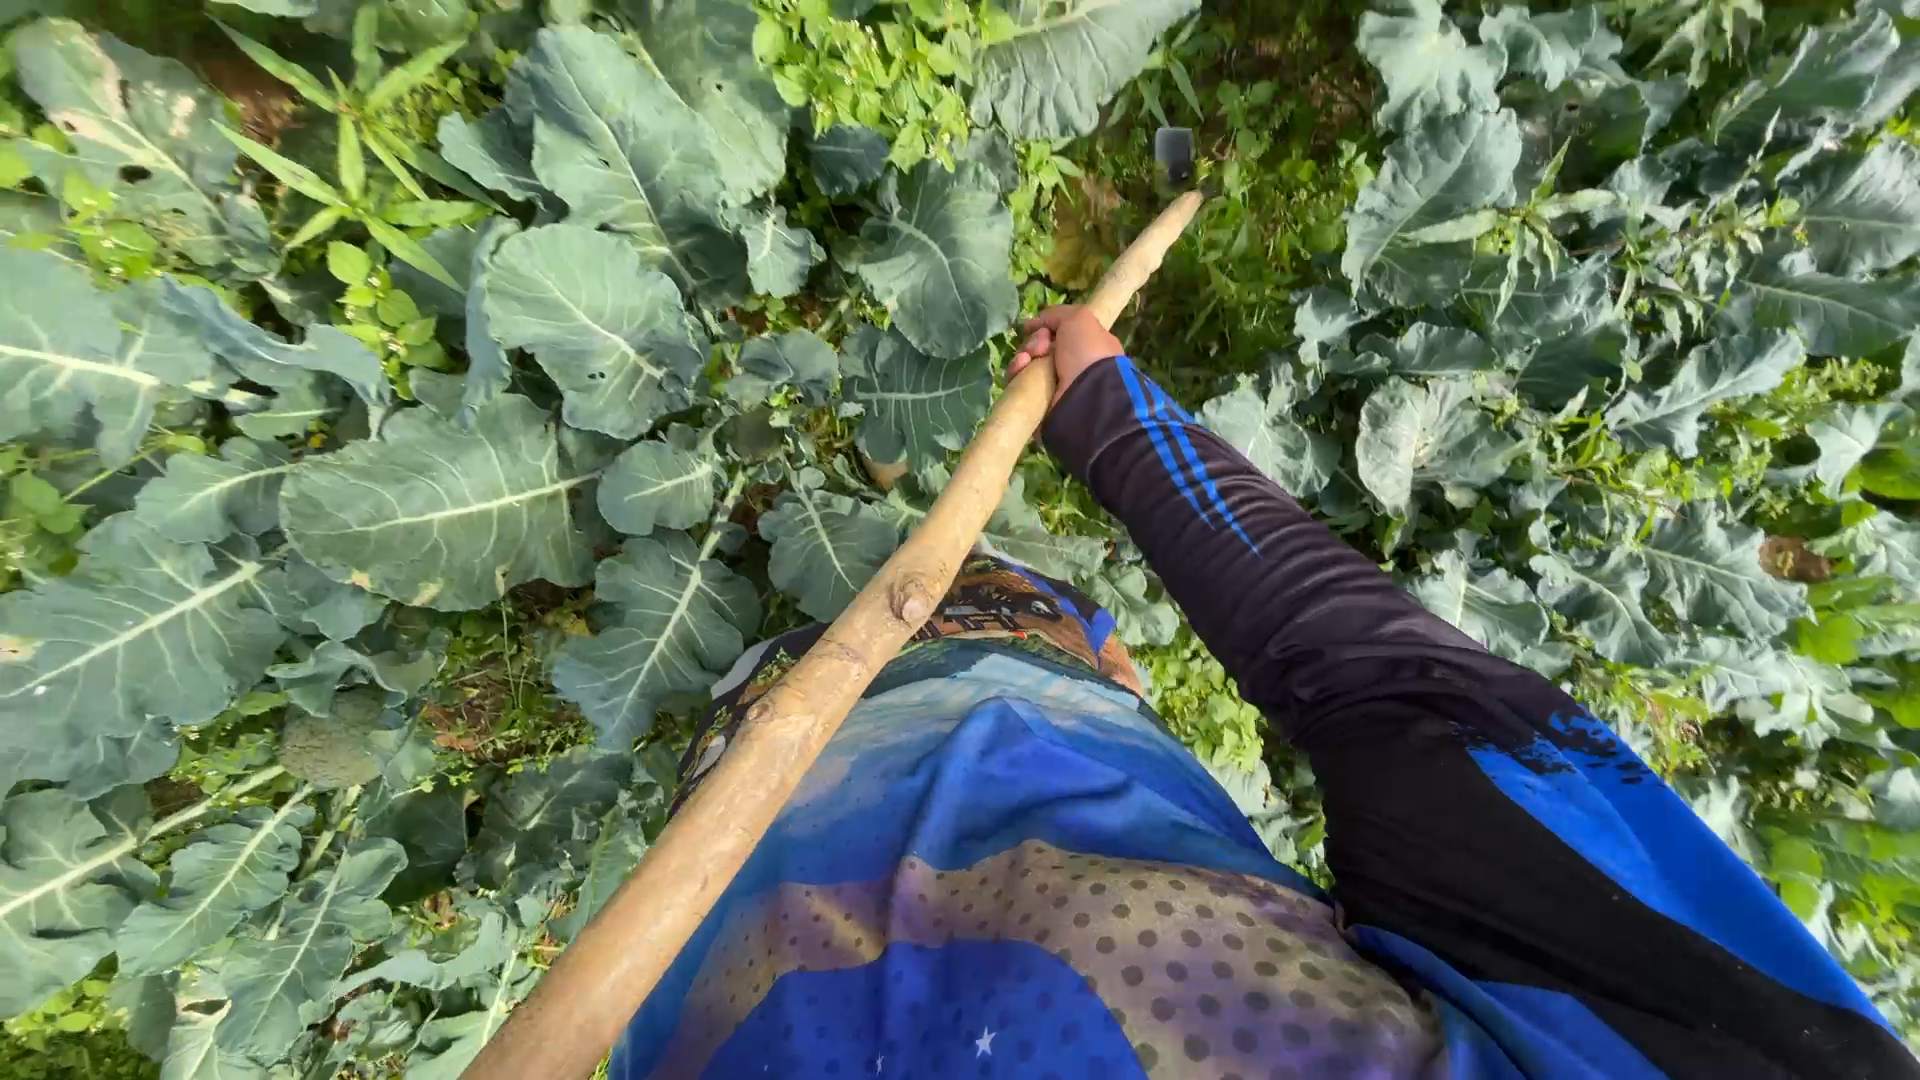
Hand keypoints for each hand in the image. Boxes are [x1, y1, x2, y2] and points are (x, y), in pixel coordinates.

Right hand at [1007, 305, 1124, 406]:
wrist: (1087, 393)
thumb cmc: (1087, 352)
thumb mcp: (1079, 319)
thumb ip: (1057, 314)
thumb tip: (1035, 324)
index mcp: (1086, 349)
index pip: (1058, 336)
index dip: (1047, 329)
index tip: (1042, 329)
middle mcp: (1071, 368)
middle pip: (1040, 349)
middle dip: (1034, 343)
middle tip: (1039, 347)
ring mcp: (1054, 387)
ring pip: (1028, 366)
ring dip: (1023, 356)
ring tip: (1028, 358)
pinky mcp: (1039, 404)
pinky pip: (1019, 384)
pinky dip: (1017, 373)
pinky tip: (1022, 368)